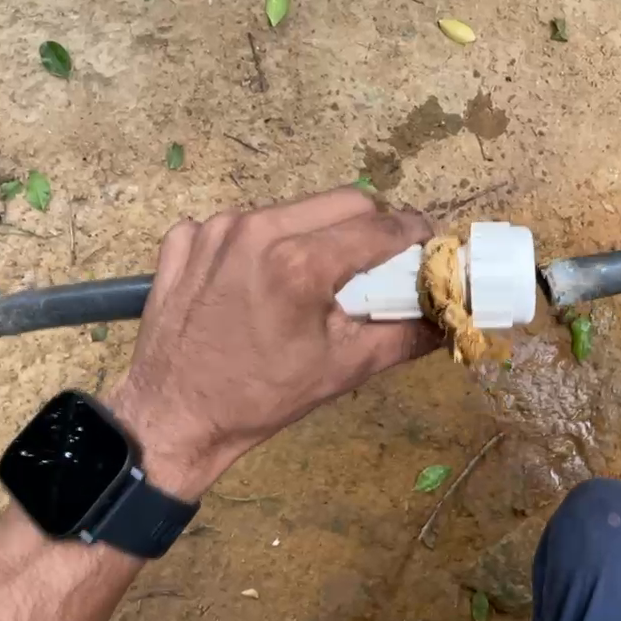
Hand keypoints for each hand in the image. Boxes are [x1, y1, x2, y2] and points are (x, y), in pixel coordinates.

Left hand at [106, 188, 440, 499]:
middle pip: (343, 201)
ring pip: (293, 208)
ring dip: (316, 231)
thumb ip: (405, 336)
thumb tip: (448, 318)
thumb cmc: (262, 398)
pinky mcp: (185, 239)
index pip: (379, 226)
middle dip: (371, 224)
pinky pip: (240, 223)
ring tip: (313, 272)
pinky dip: (259, 242)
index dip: (413, 231)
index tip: (427, 240)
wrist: (171, 419)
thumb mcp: (343, 370)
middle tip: (377, 258)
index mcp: (301, 263)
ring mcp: (216, 229)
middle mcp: (259, 230)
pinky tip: (255, 278)